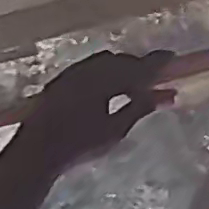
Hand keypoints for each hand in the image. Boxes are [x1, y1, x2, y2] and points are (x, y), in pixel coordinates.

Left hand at [12, 50, 175, 173]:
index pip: (137, 66)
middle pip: (120, 61)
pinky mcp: (60, 83)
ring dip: (121, 68)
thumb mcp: (117, 128)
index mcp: (104, 80)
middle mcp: (87, 71)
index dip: (156, 62)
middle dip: (138, 66)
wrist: (36, 152)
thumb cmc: (80, 144)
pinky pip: (90, 69)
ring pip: (103, 63)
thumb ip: (141, 108)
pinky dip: (105, 72)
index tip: (171, 56)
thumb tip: (169, 95)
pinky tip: (108, 85)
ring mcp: (71, 75)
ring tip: (133, 81)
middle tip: (155, 74)